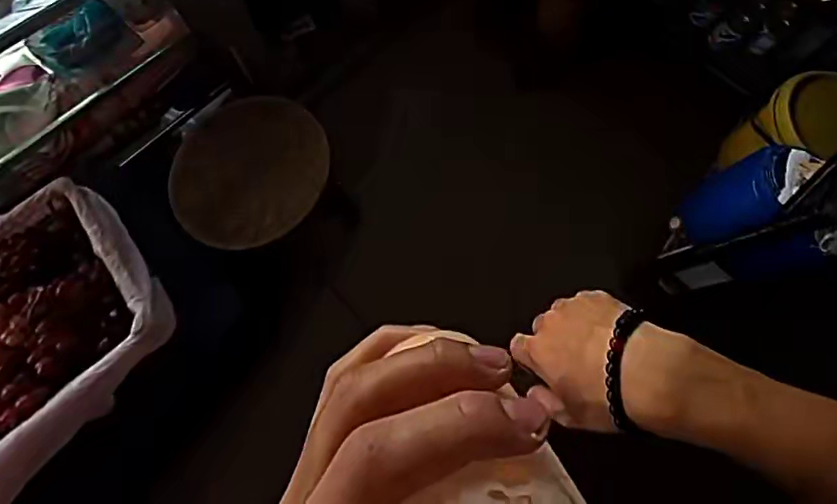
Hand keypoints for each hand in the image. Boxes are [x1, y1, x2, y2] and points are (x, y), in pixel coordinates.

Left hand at [281, 326, 553, 503]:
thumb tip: (536, 496)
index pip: (378, 455)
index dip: (459, 426)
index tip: (523, 425)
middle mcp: (303, 502)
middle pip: (362, 403)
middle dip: (444, 377)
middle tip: (506, 378)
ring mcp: (301, 479)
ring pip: (345, 381)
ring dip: (419, 354)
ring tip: (477, 356)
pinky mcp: (312, 467)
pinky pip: (341, 383)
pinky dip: (390, 353)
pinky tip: (429, 347)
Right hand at [511, 291, 683, 433]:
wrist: (641, 369)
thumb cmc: (604, 397)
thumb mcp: (570, 417)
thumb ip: (545, 403)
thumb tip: (536, 393)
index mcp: (538, 350)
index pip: (518, 346)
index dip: (529, 357)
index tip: (541, 368)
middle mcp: (551, 321)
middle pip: (542, 327)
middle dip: (552, 341)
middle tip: (572, 361)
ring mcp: (574, 304)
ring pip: (564, 312)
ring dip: (572, 325)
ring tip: (593, 346)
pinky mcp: (597, 295)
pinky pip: (586, 303)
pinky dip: (593, 315)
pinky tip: (608, 332)